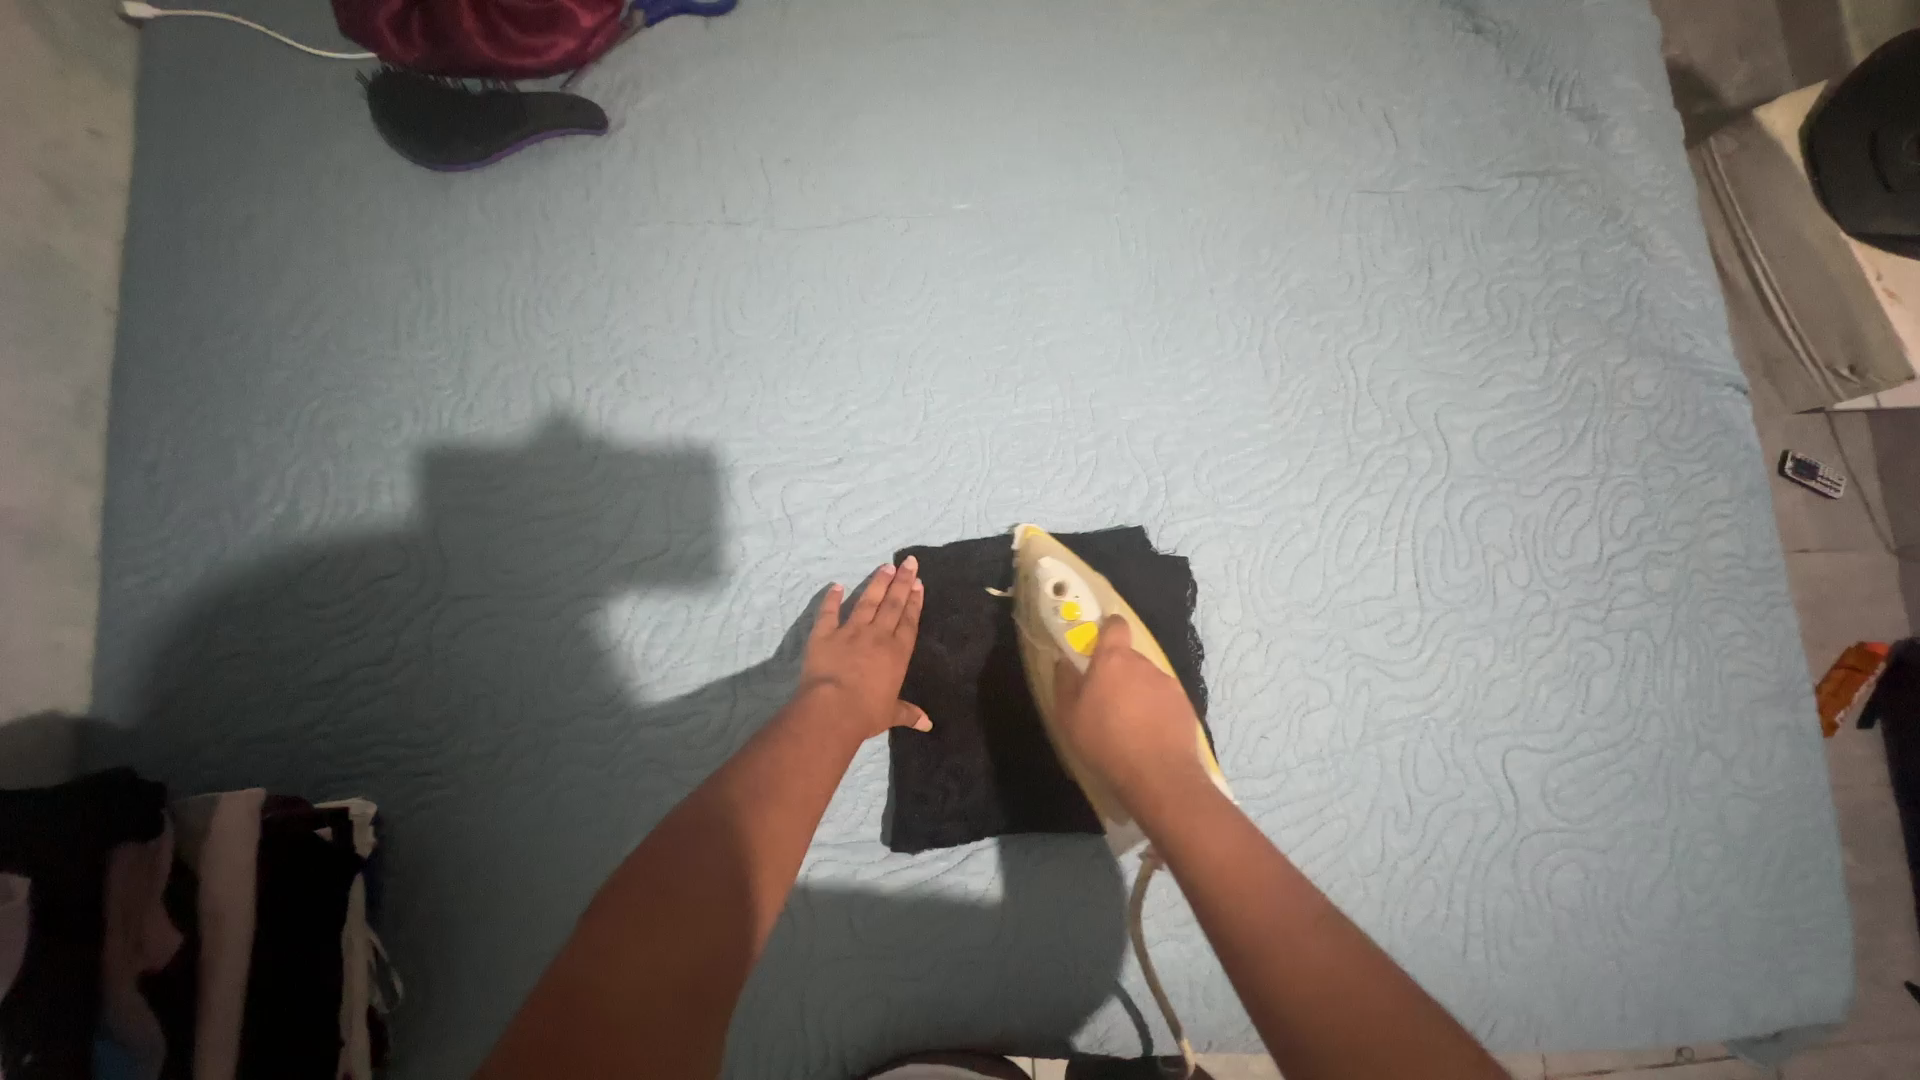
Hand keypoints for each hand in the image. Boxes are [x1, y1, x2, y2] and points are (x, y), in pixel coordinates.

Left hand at [798, 556, 929, 739]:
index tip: (918, 583)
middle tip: (908, 563)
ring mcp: (850, 632)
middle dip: (901, 582)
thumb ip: (908, 713)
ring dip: (876, 584)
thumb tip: (927, 724)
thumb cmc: (866, 713)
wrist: (832, 709)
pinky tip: (837, 585)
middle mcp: (877, 636)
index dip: (914, 601)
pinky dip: (832, 598)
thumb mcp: (890, 714)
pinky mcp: (824, 634)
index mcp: (897, 653)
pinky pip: (829, 612)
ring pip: (866, 602)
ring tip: (885, 567)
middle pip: (892, 604)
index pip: (909, 621)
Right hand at [1053, 615, 1208, 806]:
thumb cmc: (1104, 741)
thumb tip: (1064, 662)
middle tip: (1107, 700)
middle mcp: (1144, 664)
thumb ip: (1065, 683)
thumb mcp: (1068, 716)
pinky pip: (1165, 700)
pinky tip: (1150, 735)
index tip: (1100, 641)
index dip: (1108, 628)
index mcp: (1113, 660)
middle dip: (1119, 672)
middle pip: (1130, 658)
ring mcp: (1168, 684)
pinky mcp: (1185, 706)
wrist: (1157, 775)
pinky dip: (1157, 711)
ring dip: (1139, 693)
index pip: (1115, 626)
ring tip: (1130, 723)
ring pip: (1148, 680)